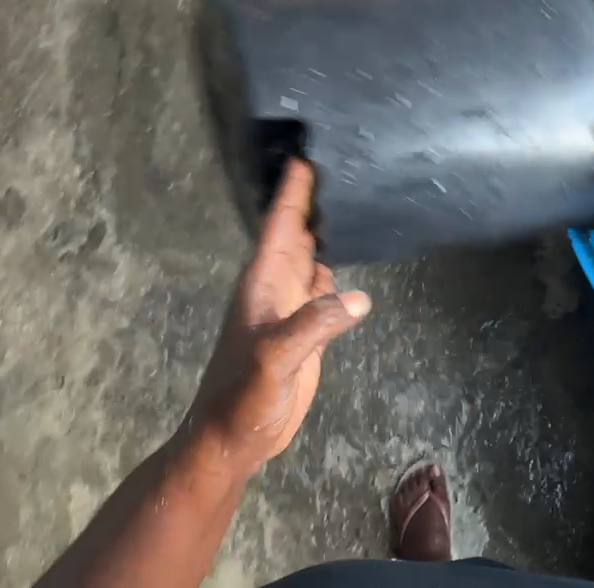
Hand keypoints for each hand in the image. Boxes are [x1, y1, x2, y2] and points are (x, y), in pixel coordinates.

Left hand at [184, 159, 370, 478]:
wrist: (236, 438)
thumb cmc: (243, 394)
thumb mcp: (275, 357)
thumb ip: (313, 325)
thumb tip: (357, 297)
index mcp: (262, 281)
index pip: (279, 225)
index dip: (292, 192)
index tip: (305, 155)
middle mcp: (278, 286)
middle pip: (298, 233)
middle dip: (313, 201)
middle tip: (340, 164)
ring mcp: (292, 308)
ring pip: (312, 259)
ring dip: (325, 233)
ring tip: (350, 201)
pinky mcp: (307, 331)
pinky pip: (324, 291)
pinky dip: (336, 271)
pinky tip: (350, 259)